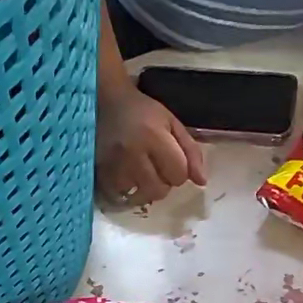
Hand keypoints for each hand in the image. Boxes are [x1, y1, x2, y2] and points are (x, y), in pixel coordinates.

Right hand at [96, 78, 207, 206]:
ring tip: (141, 172)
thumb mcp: (172, 123)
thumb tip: (201, 181)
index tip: (172, 160)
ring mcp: (115, 169)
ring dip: (145, 188)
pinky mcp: (101, 176)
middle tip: (157, 168)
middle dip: (163, 182)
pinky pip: (121, 197)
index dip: (180, 171)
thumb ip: (190, 151)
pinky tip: (126, 177)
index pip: (178, 174)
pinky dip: (127, 191)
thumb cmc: (142, 112)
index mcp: (155, 138)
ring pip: (140, 196)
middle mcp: (134, 156)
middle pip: (159, 190)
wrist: (105, 105)